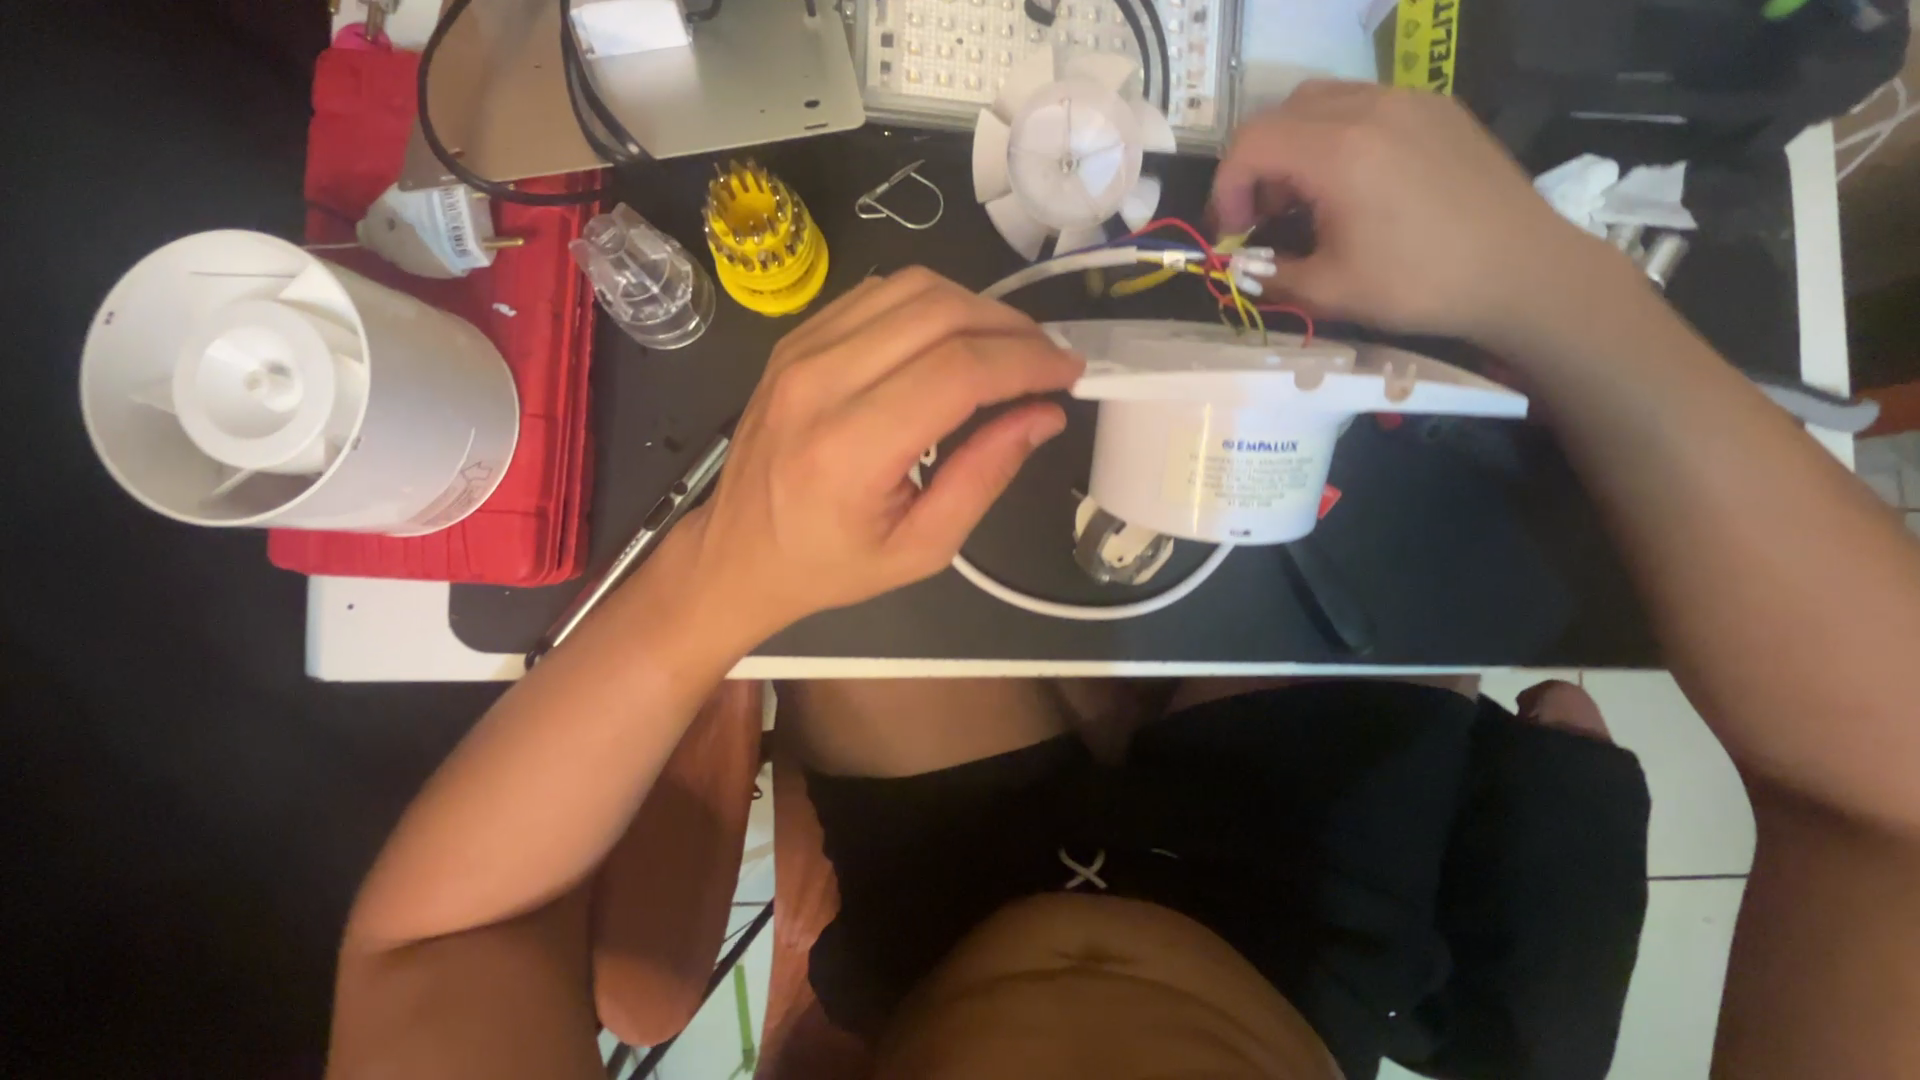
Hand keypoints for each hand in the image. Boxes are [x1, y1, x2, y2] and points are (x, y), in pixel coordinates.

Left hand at [678, 268, 1082, 642]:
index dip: (1027, 361)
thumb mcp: (921, 547)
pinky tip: (954, 337)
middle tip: (1048, 357)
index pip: (958, 371)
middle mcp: (819, 383)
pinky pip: (877, 293)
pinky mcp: (795, 339)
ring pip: (910, 288)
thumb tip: (1043, 415)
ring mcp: (800, 351)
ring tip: (1010, 345)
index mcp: (849, 449)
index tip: (1069, 371)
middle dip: (1012, 327)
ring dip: (976, 307)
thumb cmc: (828, 565)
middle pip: (939, 313)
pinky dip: (931, 304)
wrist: (737, 553)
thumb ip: (984, 476)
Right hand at [1213, 81, 1615, 345]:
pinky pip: (1366, 104)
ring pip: (1322, 101)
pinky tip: (1354, 184)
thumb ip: (1269, 273)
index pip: (1251, 143)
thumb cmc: (1420, 284)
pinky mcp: (1438, 107)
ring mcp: (1410, 100)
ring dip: (1295, 146)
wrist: (1522, 270)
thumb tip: (1241, 266)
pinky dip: (1337, 136)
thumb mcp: (1329, 292)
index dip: (1226, 188)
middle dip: (1257, 164)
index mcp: (1340, 151)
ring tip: (1308, 198)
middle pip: (1281, 113)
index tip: (1233, 232)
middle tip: (1266, 215)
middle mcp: (1371, 108)